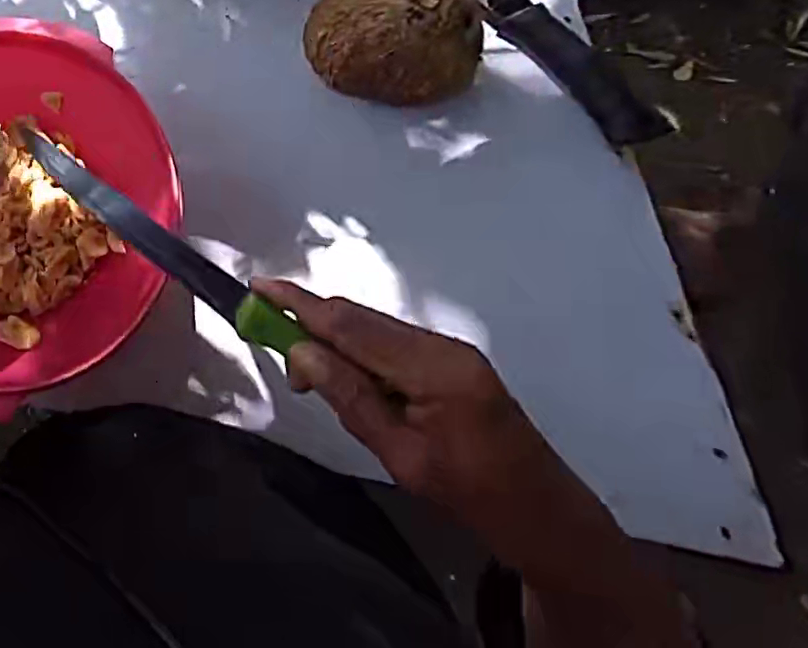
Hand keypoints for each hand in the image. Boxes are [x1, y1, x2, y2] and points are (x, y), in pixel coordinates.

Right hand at [254, 279, 693, 646]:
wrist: (549, 520)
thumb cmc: (474, 498)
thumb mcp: (401, 456)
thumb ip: (348, 397)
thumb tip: (299, 350)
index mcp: (435, 369)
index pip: (351, 323)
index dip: (298, 303)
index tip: (257, 288)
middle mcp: (442, 346)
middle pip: (357, 318)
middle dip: (309, 326)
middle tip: (279, 357)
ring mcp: (448, 349)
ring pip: (369, 327)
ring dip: (331, 342)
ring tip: (311, 379)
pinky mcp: (448, 359)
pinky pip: (386, 341)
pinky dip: (355, 351)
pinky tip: (348, 380)